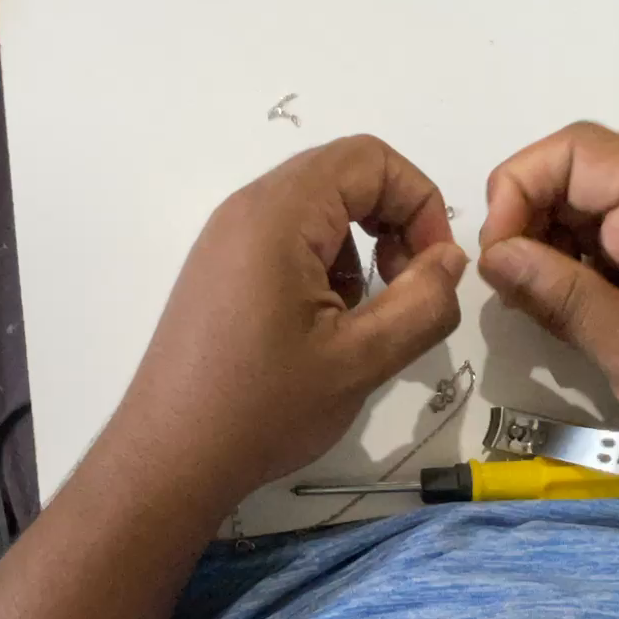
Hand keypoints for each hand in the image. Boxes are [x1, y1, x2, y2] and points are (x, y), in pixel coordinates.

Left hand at [102, 135, 468, 508]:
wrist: (170, 459)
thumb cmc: (264, 409)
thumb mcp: (360, 361)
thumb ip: (423, 303)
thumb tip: (448, 260)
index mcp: (278, 214)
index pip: (369, 159)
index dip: (420, 202)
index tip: (433, 269)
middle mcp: (244, 212)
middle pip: (340, 179)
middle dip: (391, 226)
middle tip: (404, 291)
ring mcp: (223, 244)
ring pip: (314, 217)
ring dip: (356, 255)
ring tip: (357, 322)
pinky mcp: (216, 277)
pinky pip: (284, 247)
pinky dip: (320, 273)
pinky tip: (318, 333)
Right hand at [477, 122, 618, 485]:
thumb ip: (564, 297)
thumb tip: (492, 253)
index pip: (577, 151)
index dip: (518, 189)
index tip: (496, 259)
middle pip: (577, 175)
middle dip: (526, 226)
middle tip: (513, 295)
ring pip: (585, 209)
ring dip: (545, 252)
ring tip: (538, 311)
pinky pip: (606, 241)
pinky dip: (571, 270)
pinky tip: (568, 314)